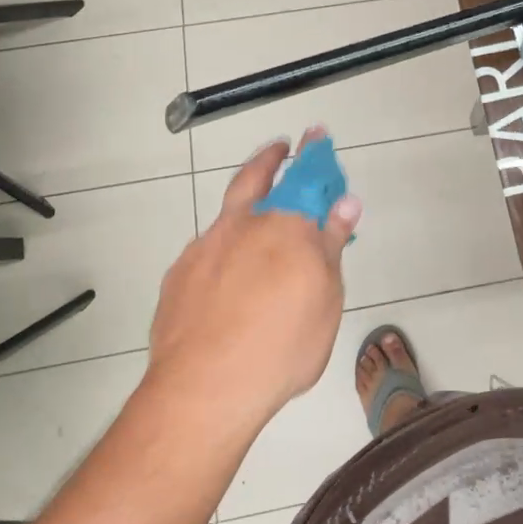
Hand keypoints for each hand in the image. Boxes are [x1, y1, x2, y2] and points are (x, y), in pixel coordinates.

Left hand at [147, 128, 362, 424]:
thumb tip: (345, 204)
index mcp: (285, 227)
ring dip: (243, 211)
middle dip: (269, 159)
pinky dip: (223, 253)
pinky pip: (207, 254)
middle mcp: (241, 226)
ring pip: (227, 218)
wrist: (204, 390)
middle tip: (279, 150)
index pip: (305, 177)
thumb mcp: (326, 299)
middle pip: (254, 179)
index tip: (316, 133)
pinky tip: (228, 280)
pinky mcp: (178, 278)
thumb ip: (331, 247)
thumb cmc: (281, 346)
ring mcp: (203, 249)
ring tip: (256, 229)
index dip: (313, 154)